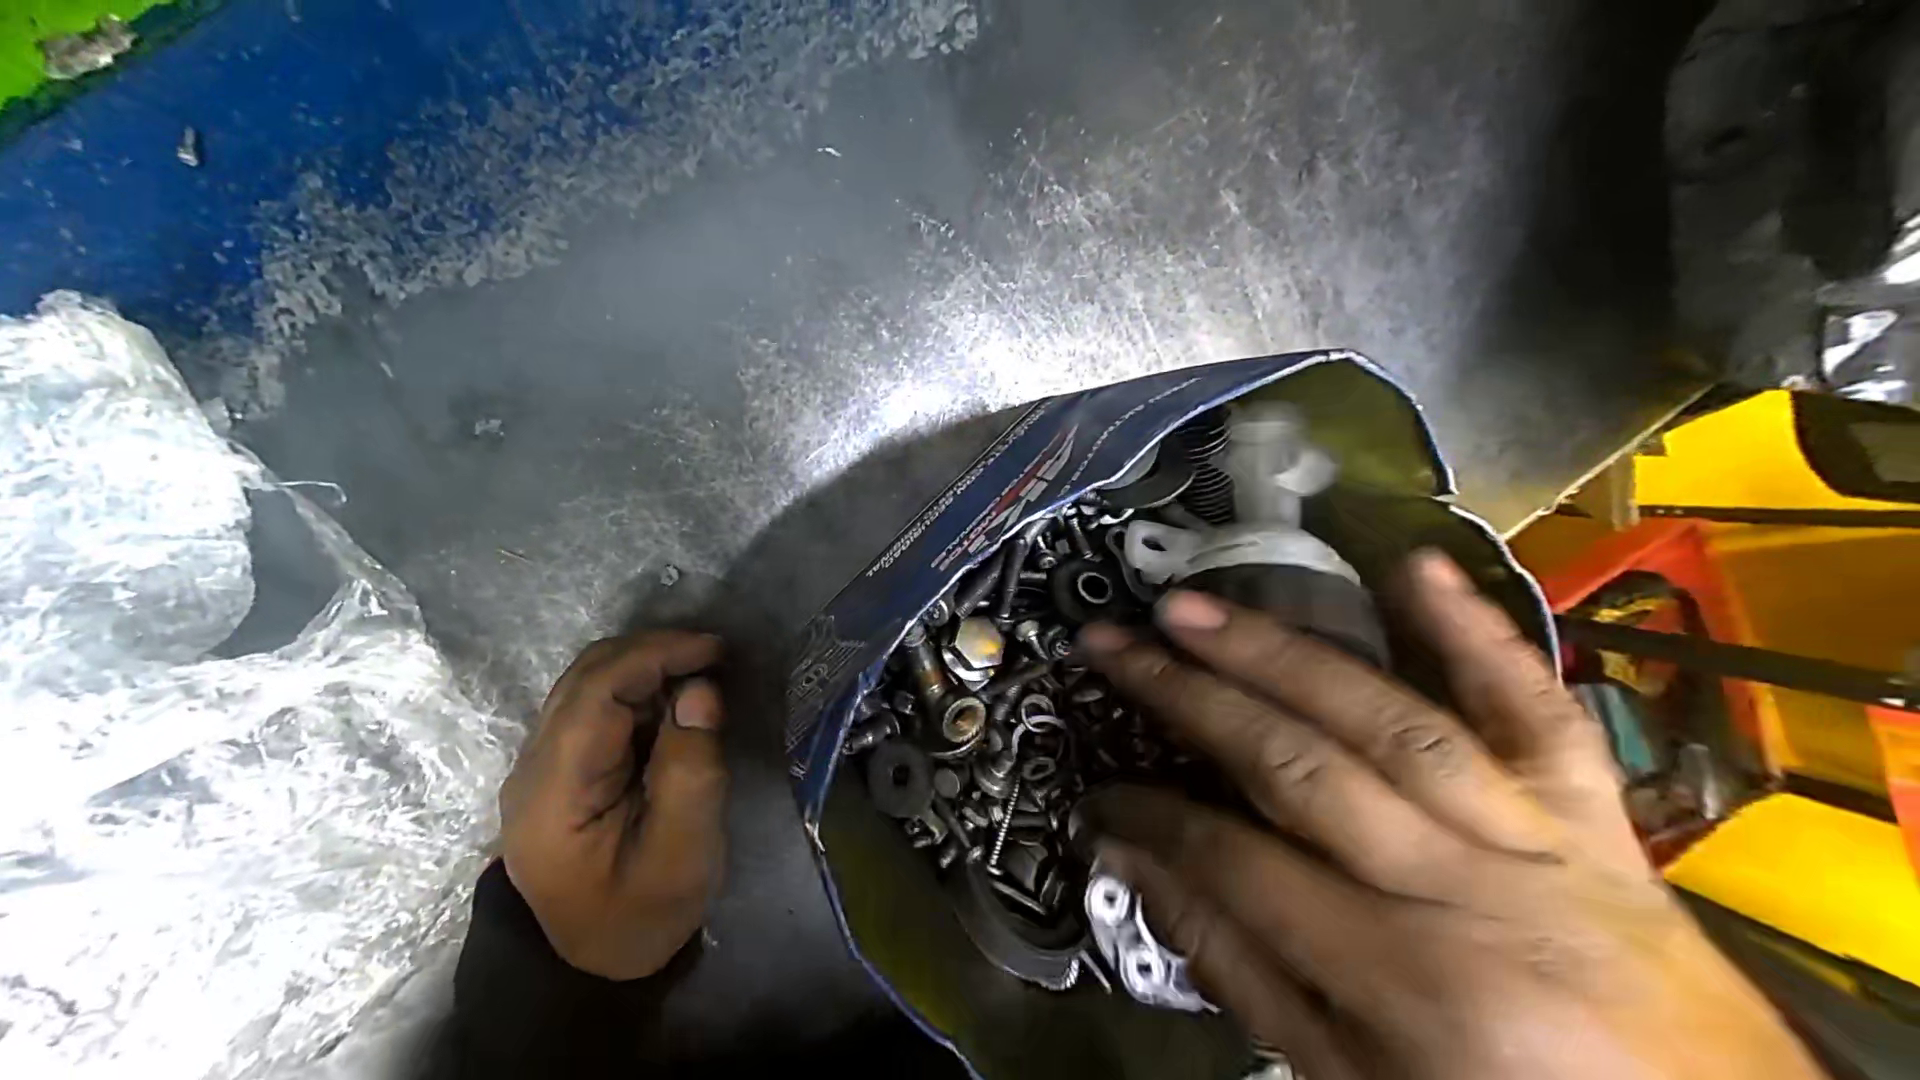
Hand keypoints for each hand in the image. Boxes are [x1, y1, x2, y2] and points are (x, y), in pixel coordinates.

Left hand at [499, 631, 727, 979]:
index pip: (597, 691)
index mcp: (555, 790)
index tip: (715, 650)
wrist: (596, 962)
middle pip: (587, 675)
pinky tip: (674, 696)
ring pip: (588, 681)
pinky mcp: (559, 765)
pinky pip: (595, 702)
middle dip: (655, 650)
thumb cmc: (644, 911)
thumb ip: (692, 768)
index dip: (656, 655)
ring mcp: (541, 763)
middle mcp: (534, 765)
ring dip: (647, 664)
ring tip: (702, 671)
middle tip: (715, 656)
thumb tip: (700, 690)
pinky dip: (639, 684)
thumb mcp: (684, 850)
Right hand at [1077, 553, 1823, 1079]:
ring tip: (1192, 606)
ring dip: (1277, 651)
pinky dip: (1474, 629)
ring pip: (1387, 717)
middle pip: (1296, 765)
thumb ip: (1237, 965)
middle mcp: (1470, 887)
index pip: (1236, 862)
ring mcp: (1538, 832)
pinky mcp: (1591, 809)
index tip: (1099, 792)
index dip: (1153, 817)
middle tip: (1111, 643)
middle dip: (1186, 696)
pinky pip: (1532, 707)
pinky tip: (1413, 563)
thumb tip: (1137, 862)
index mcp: (1409, 979)